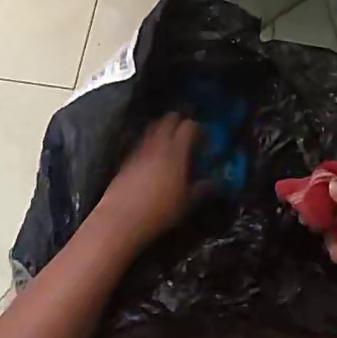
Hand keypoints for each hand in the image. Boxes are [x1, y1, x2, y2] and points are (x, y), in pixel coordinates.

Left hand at [87, 114, 199, 254]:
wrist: (121, 219)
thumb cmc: (159, 211)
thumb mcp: (186, 203)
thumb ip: (202, 189)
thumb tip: (215, 183)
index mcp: (176, 150)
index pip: (189, 126)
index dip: (199, 130)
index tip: (204, 142)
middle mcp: (158, 143)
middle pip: (169, 118)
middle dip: (180, 122)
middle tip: (188, 137)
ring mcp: (140, 148)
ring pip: (153, 126)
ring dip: (163, 129)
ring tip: (170, 144)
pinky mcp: (127, 157)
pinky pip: (142, 140)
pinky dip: (150, 141)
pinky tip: (153, 157)